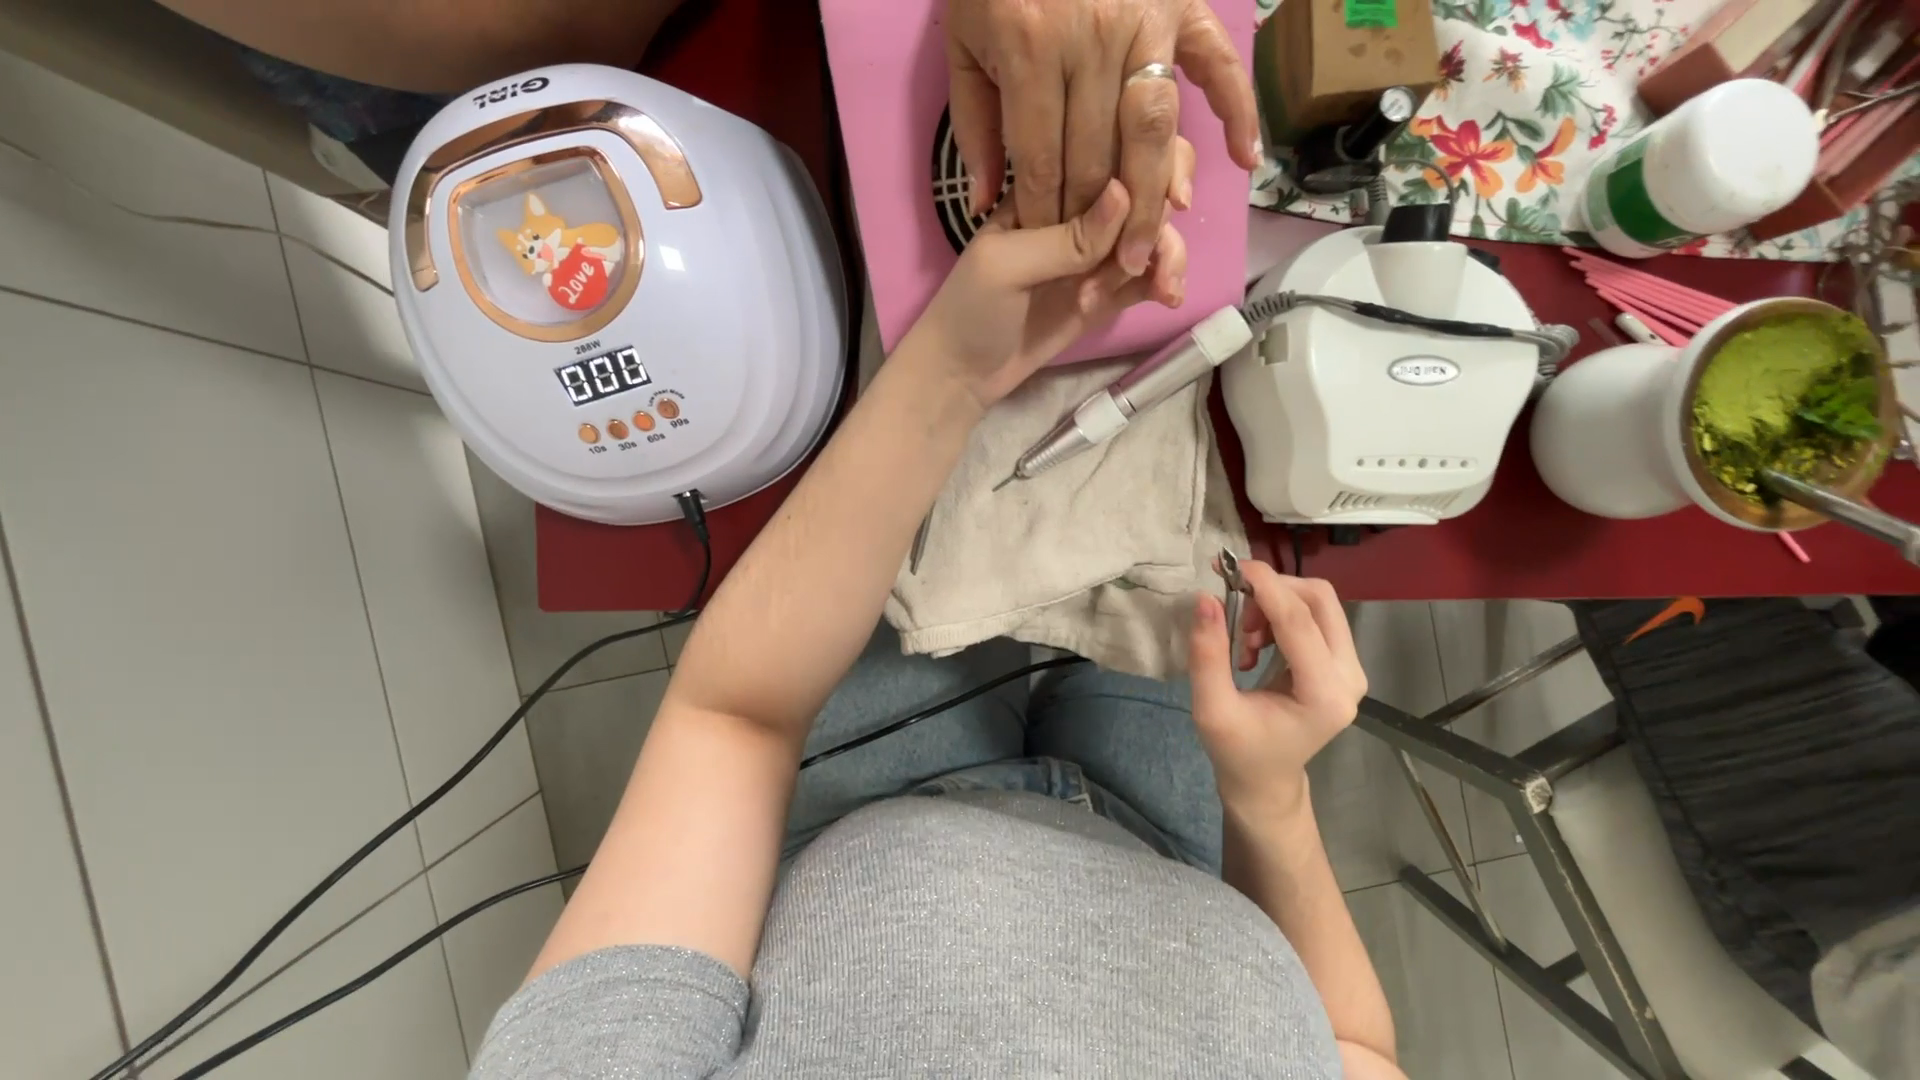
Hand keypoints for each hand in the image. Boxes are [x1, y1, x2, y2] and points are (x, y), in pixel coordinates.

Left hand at [906, 178, 1186, 408]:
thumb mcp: (1007, 266)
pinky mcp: (1108, 293)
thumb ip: (1066, 237)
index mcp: (1047, 185)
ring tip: (1160, 291)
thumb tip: (1125, 191)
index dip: (1147, 168)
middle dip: (1158, 220)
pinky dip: (1165, 282)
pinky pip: (1148, 276)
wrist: (963, 375)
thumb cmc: (970, 311)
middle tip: (1146, 260)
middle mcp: (1078, 211)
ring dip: (1165, 257)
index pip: (1108, 153)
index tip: (1168, 199)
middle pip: (1143, 190)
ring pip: (1152, 234)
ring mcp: (1096, 253)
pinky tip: (1169, 298)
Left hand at [945, 0, 1259, 277]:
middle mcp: (1092, 39)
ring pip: (1153, 132)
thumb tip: (989, 203)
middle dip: (1098, 225)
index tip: (1049, 253)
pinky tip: (1246, 160)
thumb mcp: (963, 48)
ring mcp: (1145, 20)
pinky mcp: (1181, 5)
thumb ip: (974, 128)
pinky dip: (1238, 109)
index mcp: (1031, 50)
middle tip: (1099, 272)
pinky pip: (1217, 64)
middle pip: (1100, 158)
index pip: (1043, 161)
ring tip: (1150, 254)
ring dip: (1154, 201)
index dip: (1045, 216)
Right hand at [1187, 564, 1367, 817]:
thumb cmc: (1238, 752)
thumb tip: (1206, 598)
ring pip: (1320, 603)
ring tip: (1244, 638)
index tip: (1228, 566)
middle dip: (1272, 589)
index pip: (1299, 621)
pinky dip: (1281, 614)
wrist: (1265, 780)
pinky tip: (1256, 643)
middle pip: (1320, 599)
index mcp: (1323, 695)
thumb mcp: (1211, 709)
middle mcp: (1350, 678)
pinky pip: (1316, 616)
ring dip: (1275, 603)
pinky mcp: (1342, 664)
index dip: (1265, 586)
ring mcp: (1351, 670)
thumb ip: (1208, 655)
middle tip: (1233, 602)